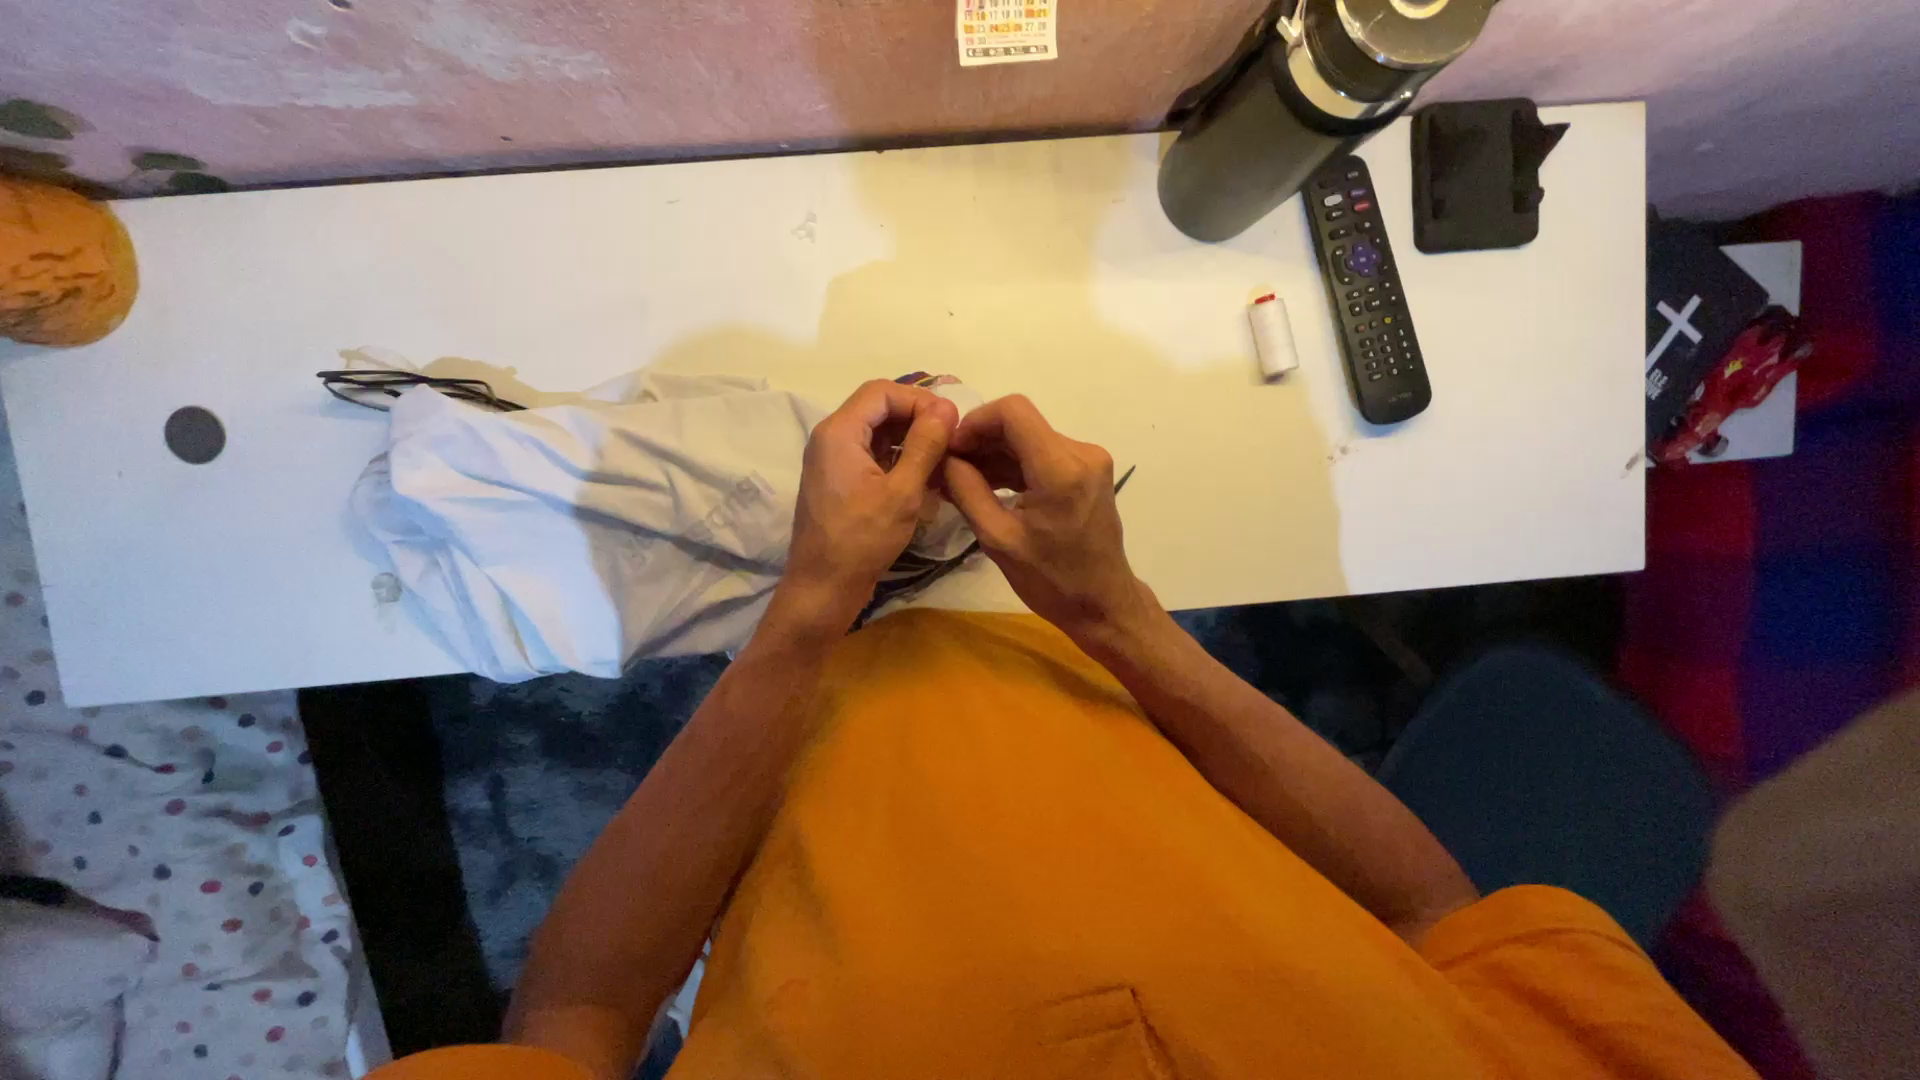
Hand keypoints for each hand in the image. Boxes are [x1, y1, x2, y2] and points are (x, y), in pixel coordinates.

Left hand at [780, 380, 958, 630]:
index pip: (881, 392)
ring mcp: (832, 461)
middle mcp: (830, 438)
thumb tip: (947, 407)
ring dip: (910, 440)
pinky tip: (925, 478)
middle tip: (951, 439)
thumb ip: (925, 445)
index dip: (920, 398)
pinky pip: (872, 456)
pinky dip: (898, 459)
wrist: (823, 588)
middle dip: (917, 418)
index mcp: (838, 433)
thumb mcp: (902, 492)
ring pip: (877, 433)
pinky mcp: (839, 482)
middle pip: (878, 408)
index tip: (951, 420)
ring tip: (944, 458)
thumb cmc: (861, 541)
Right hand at [940, 395, 1151, 639]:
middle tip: (948, 469)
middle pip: (1020, 423)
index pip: (1013, 411)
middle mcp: (1081, 453)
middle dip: (980, 440)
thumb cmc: (1050, 580)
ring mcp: (1088, 459)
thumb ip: (967, 490)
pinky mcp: (1087, 469)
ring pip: (1028, 437)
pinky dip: (1013, 464)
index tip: (952, 449)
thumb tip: (944, 457)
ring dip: (994, 453)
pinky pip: (1042, 452)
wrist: (1101, 602)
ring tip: (960, 480)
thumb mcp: (998, 539)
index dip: (975, 422)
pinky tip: (986, 485)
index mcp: (1061, 469)